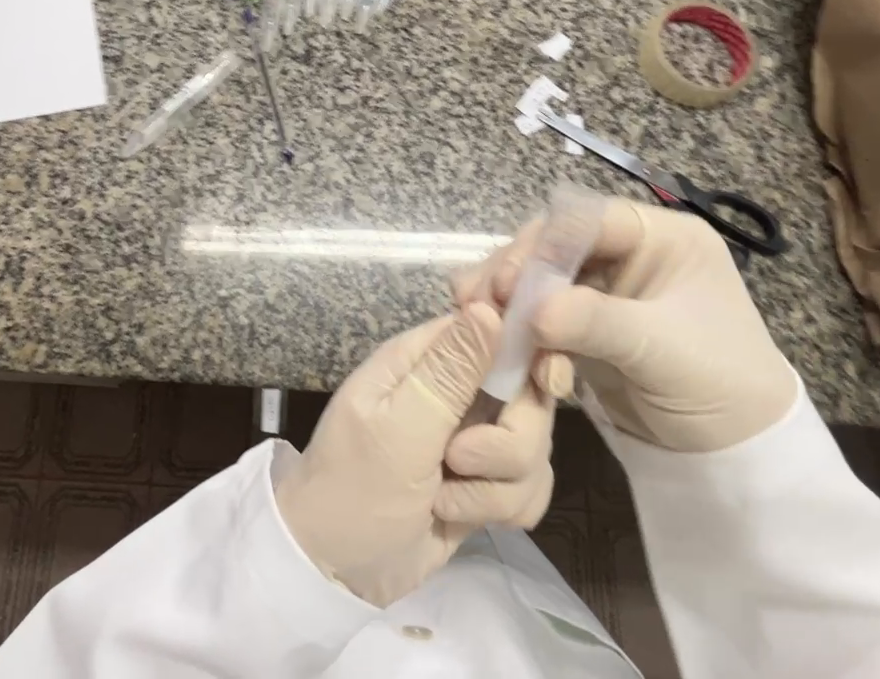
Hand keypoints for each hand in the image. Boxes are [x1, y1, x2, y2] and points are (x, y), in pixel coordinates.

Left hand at [274, 303, 569, 606]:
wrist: (336, 572)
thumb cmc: (354, 489)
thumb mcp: (399, 428)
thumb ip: (449, 372)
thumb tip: (489, 308)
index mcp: (422, 360)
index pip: (494, 328)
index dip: (526, 351)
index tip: (543, 382)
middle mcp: (452, 390)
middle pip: (528, 396)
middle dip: (508, 441)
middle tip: (458, 459)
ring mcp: (473, 437)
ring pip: (533, 445)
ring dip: (497, 485)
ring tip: (445, 499)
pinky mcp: (487, 482)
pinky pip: (530, 484)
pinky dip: (505, 507)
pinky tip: (464, 517)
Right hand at [454, 196, 796, 452]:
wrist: (733, 452)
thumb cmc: (718, 385)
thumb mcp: (662, 349)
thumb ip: (597, 322)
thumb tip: (532, 312)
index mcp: (661, 237)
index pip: (588, 220)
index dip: (543, 244)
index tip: (509, 282)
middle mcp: (626, 253)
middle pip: (552, 243)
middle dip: (514, 271)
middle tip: (479, 302)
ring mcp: (601, 288)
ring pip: (537, 276)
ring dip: (506, 299)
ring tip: (474, 319)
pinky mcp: (581, 322)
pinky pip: (536, 312)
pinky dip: (513, 325)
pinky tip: (490, 338)